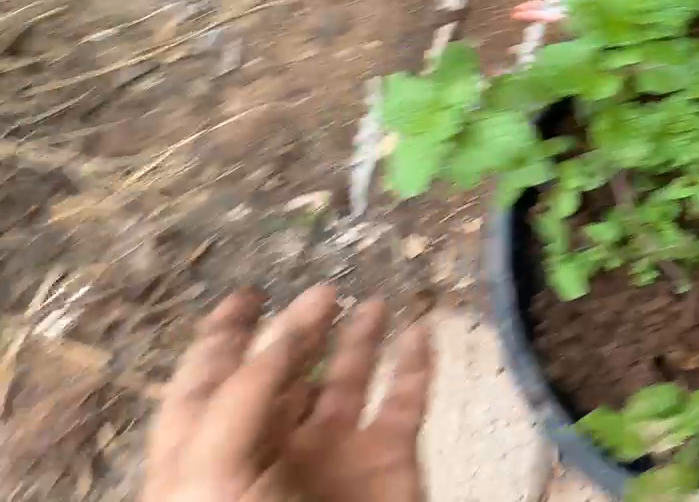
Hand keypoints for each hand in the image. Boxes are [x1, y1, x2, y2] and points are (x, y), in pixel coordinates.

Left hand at [142, 285, 434, 501]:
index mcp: (210, 458)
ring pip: (347, 382)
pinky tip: (423, 332)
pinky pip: (407, 398)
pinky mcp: (389, 455)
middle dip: (299, 331)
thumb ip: (243, 399)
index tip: (245, 295)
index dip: (220, 341)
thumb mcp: (214, 475)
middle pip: (282, 377)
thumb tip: (280, 333)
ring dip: (360, 339)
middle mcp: (271, 450)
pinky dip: (418, 363)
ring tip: (374, 300)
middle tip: (323, 292)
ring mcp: (334, 452)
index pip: (206, 389)